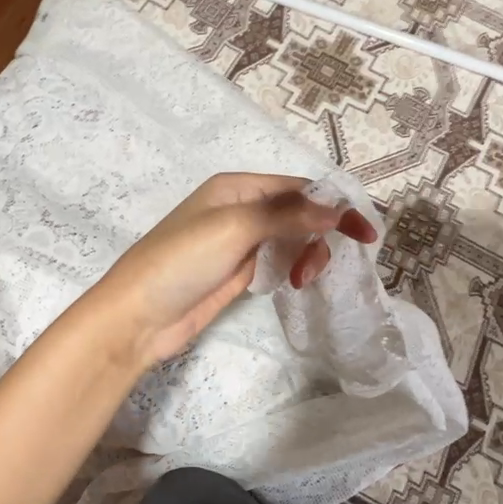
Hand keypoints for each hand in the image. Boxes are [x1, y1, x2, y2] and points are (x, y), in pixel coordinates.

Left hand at [75, 173, 377, 369]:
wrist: (137, 316)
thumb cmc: (181, 261)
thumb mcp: (235, 228)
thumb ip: (288, 216)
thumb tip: (337, 208)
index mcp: (237, 187)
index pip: (298, 187)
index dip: (334, 204)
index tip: (365, 231)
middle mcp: (241, 208)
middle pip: (299, 211)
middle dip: (321, 233)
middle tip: (325, 266)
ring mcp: (241, 241)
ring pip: (293, 238)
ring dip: (308, 254)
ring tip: (302, 280)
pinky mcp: (240, 272)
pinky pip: (280, 260)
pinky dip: (294, 267)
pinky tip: (296, 283)